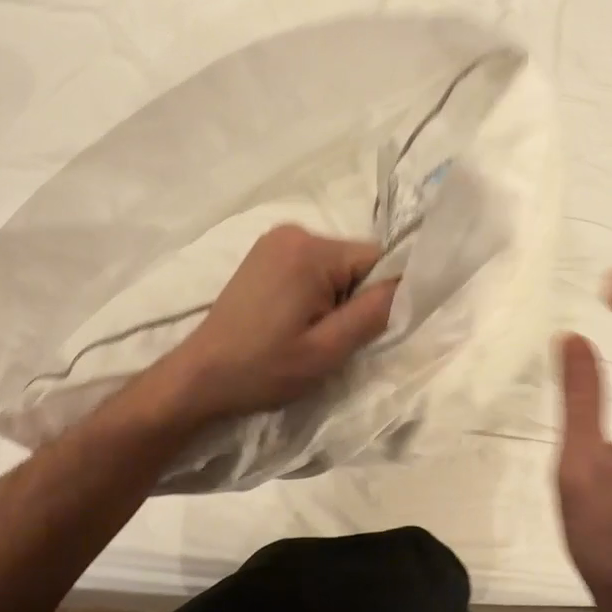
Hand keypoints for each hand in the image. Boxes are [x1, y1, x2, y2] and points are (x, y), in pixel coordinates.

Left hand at [155, 224, 396, 424]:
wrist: (198, 378)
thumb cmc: (263, 368)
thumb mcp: (327, 349)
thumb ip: (374, 312)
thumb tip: (412, 282)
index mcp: (310, 250)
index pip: (376, 260)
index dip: (377, 296)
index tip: (356, 331)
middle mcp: (294, 232)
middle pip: (355, 261)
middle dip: (352, 297)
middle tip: (326, 338)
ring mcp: (275, 240)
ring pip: (335, 266)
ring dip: (332, 297)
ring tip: (304, 333)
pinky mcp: (264, 255)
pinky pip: (311, 267)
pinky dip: (313, 292)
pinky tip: (290, 321)